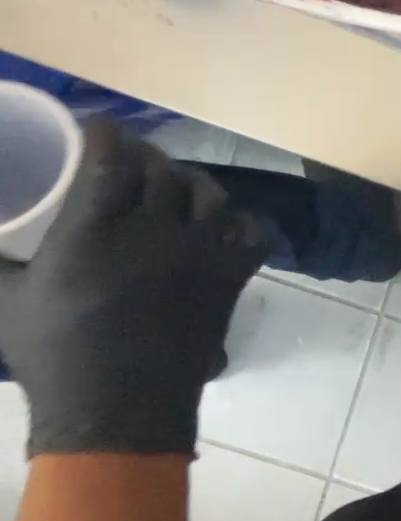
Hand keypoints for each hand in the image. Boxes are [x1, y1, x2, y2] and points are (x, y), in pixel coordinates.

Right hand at [0, 125, 271, 455]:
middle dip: (150, 155)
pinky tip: (229, 221)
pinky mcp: (234, 277)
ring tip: (178, 184)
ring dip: (195, 183)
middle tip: (135, 156)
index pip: (113, 162)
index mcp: (94, 229)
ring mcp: (203, 253)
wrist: (124, 396)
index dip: (109, 134)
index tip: (99, 124)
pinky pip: (255, 234)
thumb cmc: (52, 348)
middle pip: (165, 173)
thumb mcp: (4, 294)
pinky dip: (245, 221)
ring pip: (212, 197)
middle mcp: (156, 232)